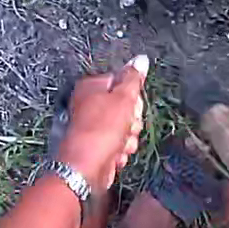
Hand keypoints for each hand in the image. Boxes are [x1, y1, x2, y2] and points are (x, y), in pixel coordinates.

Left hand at [55, 55, 148, 191]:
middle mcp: (90, 104)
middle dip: (132, 120)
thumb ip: (134, 78)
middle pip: (127, 106)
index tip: (132, 104)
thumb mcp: (123, 98)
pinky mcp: (99, 145)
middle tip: (125, 125)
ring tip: (119, 142)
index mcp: (92, 86)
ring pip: (127, 127)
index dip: (133, 96)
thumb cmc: (101, 130)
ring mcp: (95, 126)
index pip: (123, 82)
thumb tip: (141, 59)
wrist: (87, 168)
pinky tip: (115, 153)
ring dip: (128, 137)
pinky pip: (120, 144)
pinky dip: (121, 150)